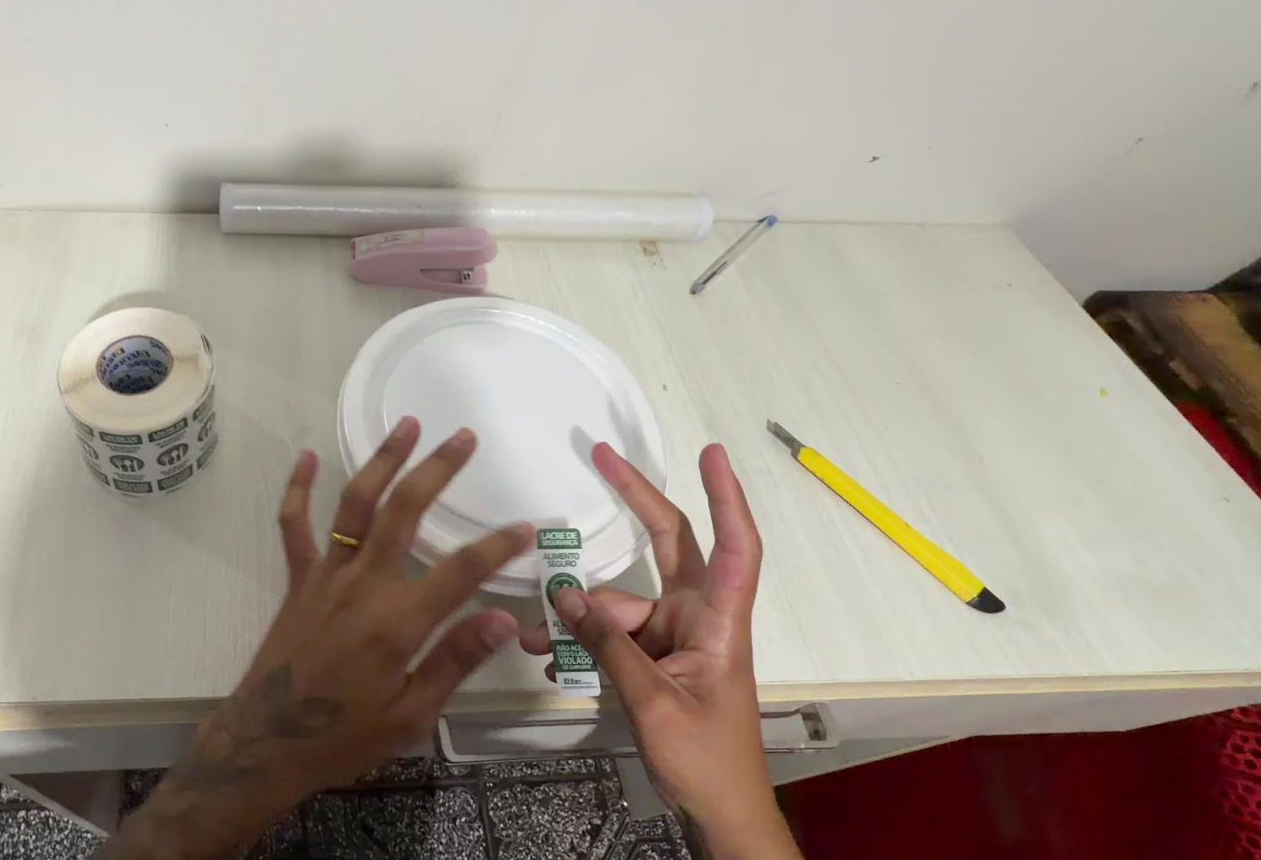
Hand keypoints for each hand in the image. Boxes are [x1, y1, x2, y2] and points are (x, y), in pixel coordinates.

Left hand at [101, 418, 530, 859]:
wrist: (268, 741)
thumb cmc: (345, 735)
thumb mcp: (411, 714)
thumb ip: (455, 660)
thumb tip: (503, 619)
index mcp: (398, 620)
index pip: (461, 571)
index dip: (498, 546)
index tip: (527, 525)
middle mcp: (363, 582)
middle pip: (405, 511)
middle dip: (437, 470)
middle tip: (463, 436)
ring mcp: (326, 573)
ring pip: (356, 504)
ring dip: (382, 461)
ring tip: (406, 425)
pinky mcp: (299, 577)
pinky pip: (294, 525)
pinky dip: (298, 488)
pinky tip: (307, 455)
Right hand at [520, 442, 798, 858]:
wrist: (720, 815)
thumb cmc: (706, 760)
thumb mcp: (651, 701)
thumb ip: (607, 644)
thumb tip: (564, 594)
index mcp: (718, 621)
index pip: (734, 546)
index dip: (725, 497)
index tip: (710, 453)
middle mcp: (697, 615)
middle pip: (668, 542)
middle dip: (635, 498)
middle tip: (599, 454)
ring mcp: (673, 634)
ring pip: (619, 601)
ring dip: (577, 614)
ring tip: (535, 636)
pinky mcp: (652, 655)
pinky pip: (610, 632)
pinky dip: (579, 639)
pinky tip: (548, 652)